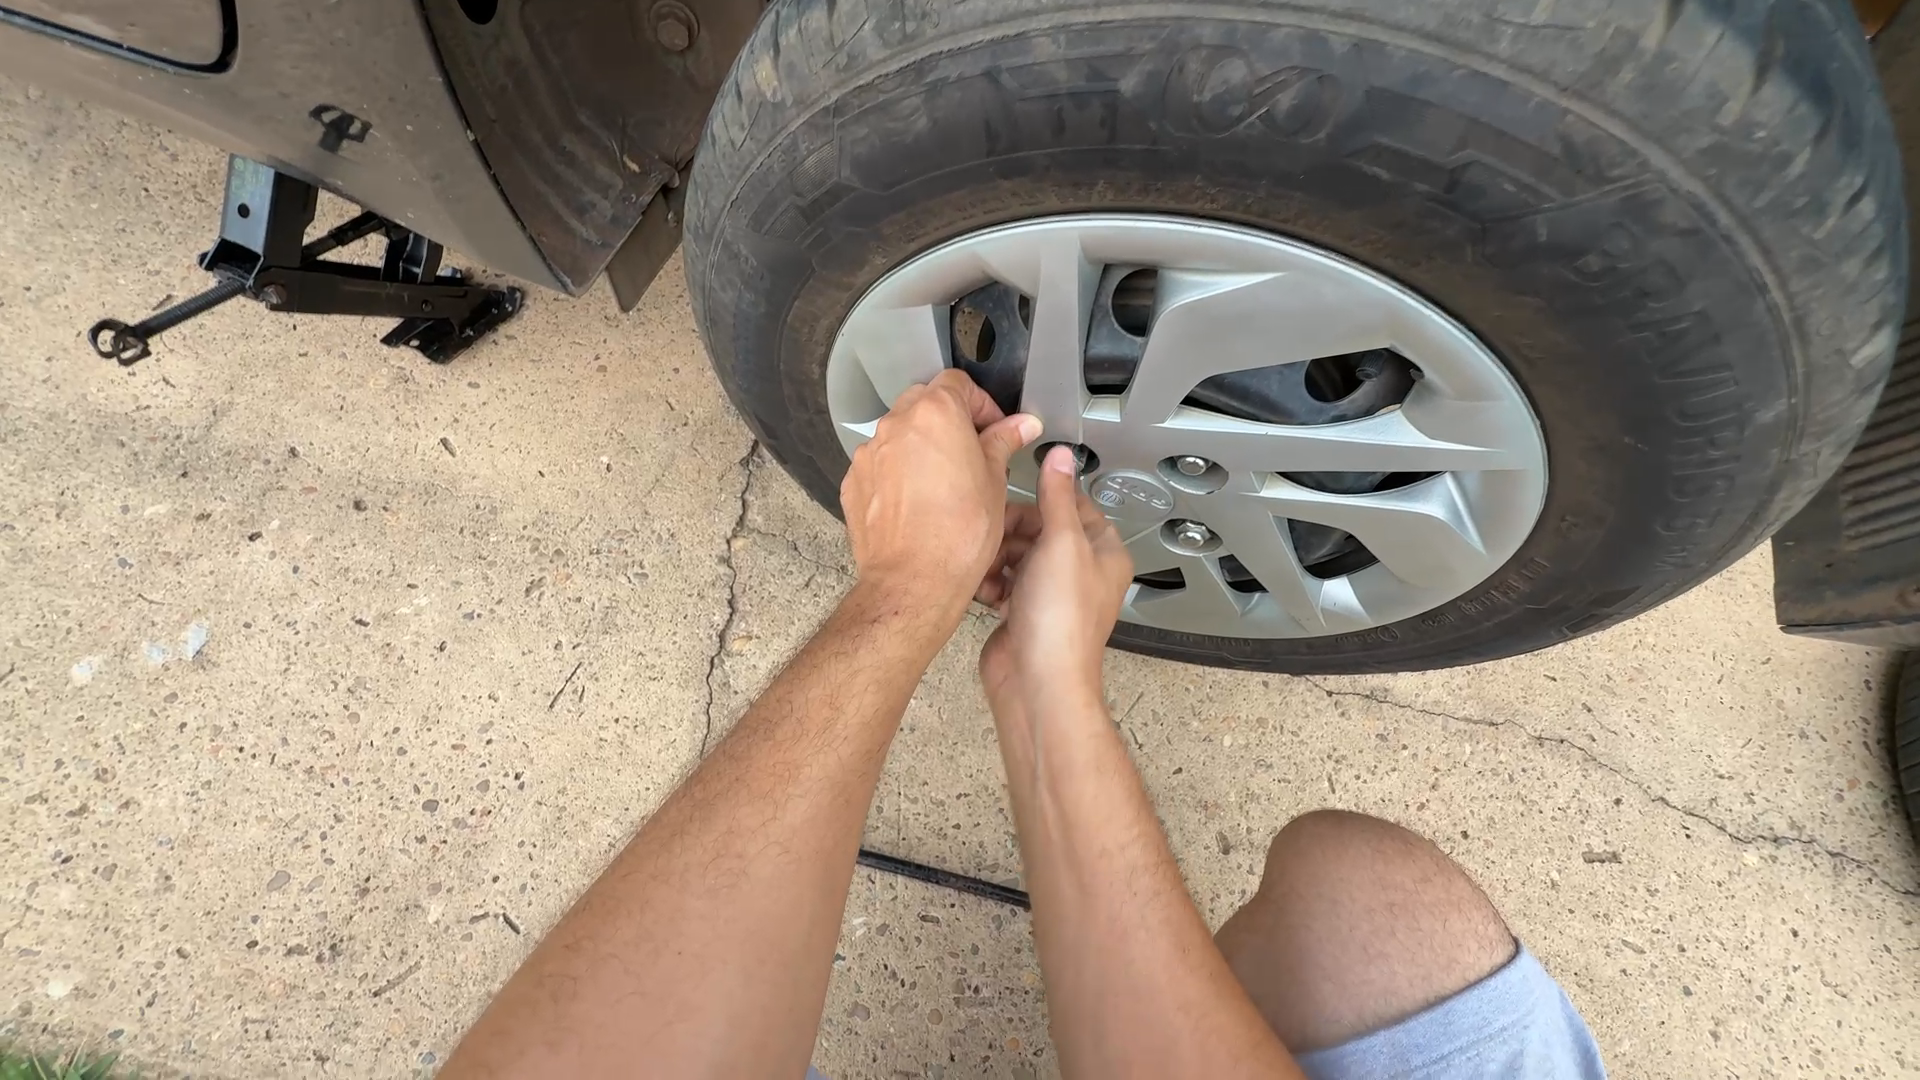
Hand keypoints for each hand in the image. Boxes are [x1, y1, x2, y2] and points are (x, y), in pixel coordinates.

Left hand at [840, 369, 1041, 617]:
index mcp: (935, 414)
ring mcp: (869, 454)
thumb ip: (1004, 442)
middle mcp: (895, 425)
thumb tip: (1022, 425)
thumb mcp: (995, 481)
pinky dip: (898, 472)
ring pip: (900, 434)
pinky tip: (918, 502)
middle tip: (972, 452)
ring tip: (944, 483)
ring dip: (922, 446)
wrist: (914, 580)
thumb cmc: (959, 533)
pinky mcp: (854, 482)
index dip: (981, 404)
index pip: (958, 384)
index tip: (995, 429)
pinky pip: (880, 464)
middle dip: (949, 420)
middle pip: (925, 402)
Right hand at [979, 445, 1135, 715]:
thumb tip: (1061, 455)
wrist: (1036, 680)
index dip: (1042, 499)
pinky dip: (990, 584)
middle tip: (994, 538)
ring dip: (996, 559)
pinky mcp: (1024, 613)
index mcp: (1102, 552)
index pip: (1073, 506)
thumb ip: (1057, 496)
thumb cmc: (1061, 620)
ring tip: (987, 569)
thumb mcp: (1061, 542)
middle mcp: (1080, 572)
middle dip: (1011, 533)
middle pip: (1038, 530)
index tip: (1014, 495)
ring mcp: (1050, 594)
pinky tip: (984, 593)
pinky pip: (1002, 583)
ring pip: (1016, 556)